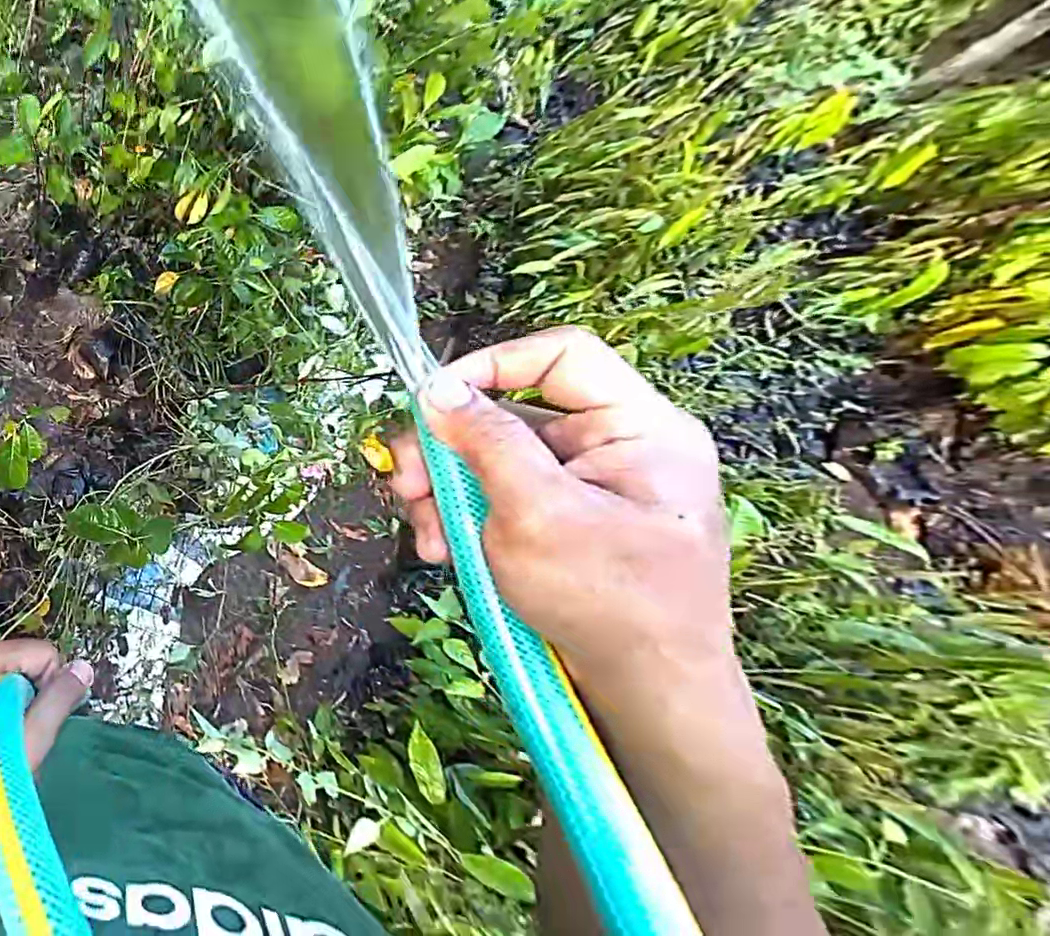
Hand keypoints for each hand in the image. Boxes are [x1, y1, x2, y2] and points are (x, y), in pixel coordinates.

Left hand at [0, 641, 92, 935]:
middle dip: (39, 699)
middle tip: (22, 735)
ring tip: (10, 740)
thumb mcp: (32, 737)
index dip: (51, 690)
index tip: (33, 724)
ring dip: (28, 709)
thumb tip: (85, 666)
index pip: (48, 656)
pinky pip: (12, 690)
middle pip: (37, 665)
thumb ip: (60, 698)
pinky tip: (1, 739)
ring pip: (28, 680)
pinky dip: (15, 713)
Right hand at [388, 325, 734, 697]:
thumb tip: (435, 388)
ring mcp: (578, 484)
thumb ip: (487, 442)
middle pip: (506, 412)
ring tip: (424, 531)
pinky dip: (458, 515)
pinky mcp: (552, 516)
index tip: (433, 401)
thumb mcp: (537, 513)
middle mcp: (608, 445)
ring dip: (441, 489)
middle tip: (404, 483)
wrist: (645, 695)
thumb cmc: (607, 600)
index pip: (559, 355)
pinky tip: (442, 548)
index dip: (490, 365)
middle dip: (446, 448)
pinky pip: (491, 493)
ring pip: (486, 457)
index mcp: (635, 427)